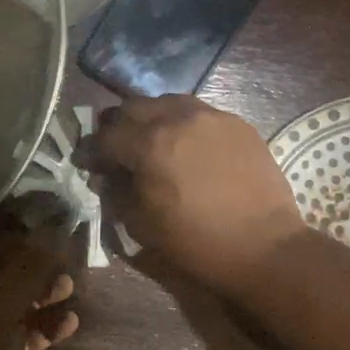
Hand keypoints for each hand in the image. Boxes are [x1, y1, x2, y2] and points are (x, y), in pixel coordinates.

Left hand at [0, 223, 78, 349]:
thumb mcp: (4, 303)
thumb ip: (30, 266)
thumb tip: (54, 231)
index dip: (24, 240)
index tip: (57, 240)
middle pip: (2, 275)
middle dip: (37, 271)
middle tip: (68, 270)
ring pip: (11, 305)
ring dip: (43, 299)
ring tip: (72, 294)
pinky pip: (16, 334)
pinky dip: (40, 328)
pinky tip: (68, 325)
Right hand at [81, 95, 307, 286]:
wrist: (264, 246)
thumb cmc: (196, 242)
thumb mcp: (141, 225)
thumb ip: (117, 192)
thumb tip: (109, 176)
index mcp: (149, 144)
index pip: (105, 137)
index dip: (90, 151)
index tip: (86, 163)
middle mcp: (178, 118)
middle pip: (133, 108)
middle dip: (118, 127)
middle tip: (115, 149)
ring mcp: (211, 116)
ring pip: (167, 102)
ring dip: (151, 118)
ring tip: (151, 141)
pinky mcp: (237, 123)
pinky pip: (199, 112)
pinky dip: (183, 124)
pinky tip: (186, 146)